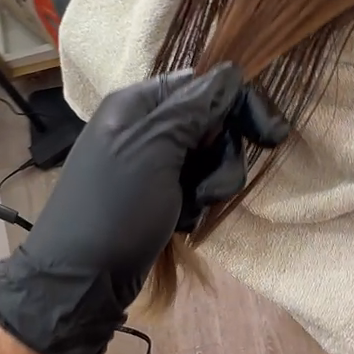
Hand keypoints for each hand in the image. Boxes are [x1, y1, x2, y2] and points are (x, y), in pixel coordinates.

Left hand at [0, 65, 286, 353]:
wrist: (82, 280)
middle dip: (221, 159)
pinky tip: (179, 223)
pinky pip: (193, 190)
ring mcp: (150, 165)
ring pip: (208, 162)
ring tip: (189, 210)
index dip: (240, 106)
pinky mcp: (156, 198)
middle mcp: (145, 127)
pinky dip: (194, 206)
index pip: (206, 85)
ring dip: (209, 187)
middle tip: (205, 189)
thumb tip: (229, 73)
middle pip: (213, 125)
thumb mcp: (155, 148)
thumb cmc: (115, 209)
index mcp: (139, 103)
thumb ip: (194, 107)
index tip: (271, 138)